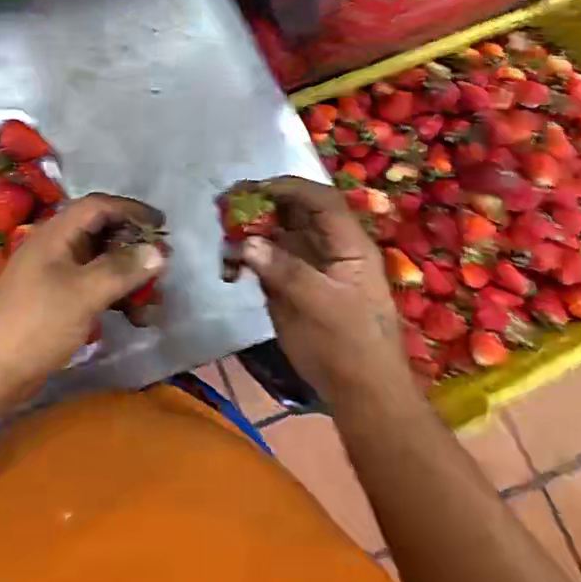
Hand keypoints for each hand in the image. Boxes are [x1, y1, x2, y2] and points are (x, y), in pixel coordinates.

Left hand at [0, 194, 166, 396]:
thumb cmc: (34, 323)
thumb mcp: (83, 293)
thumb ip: (121, 269)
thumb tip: (158, 251)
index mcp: (55, 234)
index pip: (97, 206)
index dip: (131, 210)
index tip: (163, 225)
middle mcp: (54, 249)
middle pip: (100, 234)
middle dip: (134, 248)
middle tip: (163, 267)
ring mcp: (52, 277)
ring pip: (99, 265)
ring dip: (128, 278)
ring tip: (153, 301)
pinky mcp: (54, 304)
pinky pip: (92, 289)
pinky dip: (115, 298)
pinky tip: (134, 318)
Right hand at [233, 176, 407, 400]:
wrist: (359, 393)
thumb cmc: (351, 347)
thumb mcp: (324, 306)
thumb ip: (287, 272)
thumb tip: (246, 243)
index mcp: (349, 246)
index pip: (321, 202)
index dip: (290, 188)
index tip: (254, 189)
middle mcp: (327, 248)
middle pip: (294, 212)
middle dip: (261, 203)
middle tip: (225, 202)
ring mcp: (306, 266)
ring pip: (275, 234)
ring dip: (249, 227)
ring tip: (221, 226)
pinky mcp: (288, 286)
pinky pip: (264, 260)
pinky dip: (245, 255)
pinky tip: (228, 262)